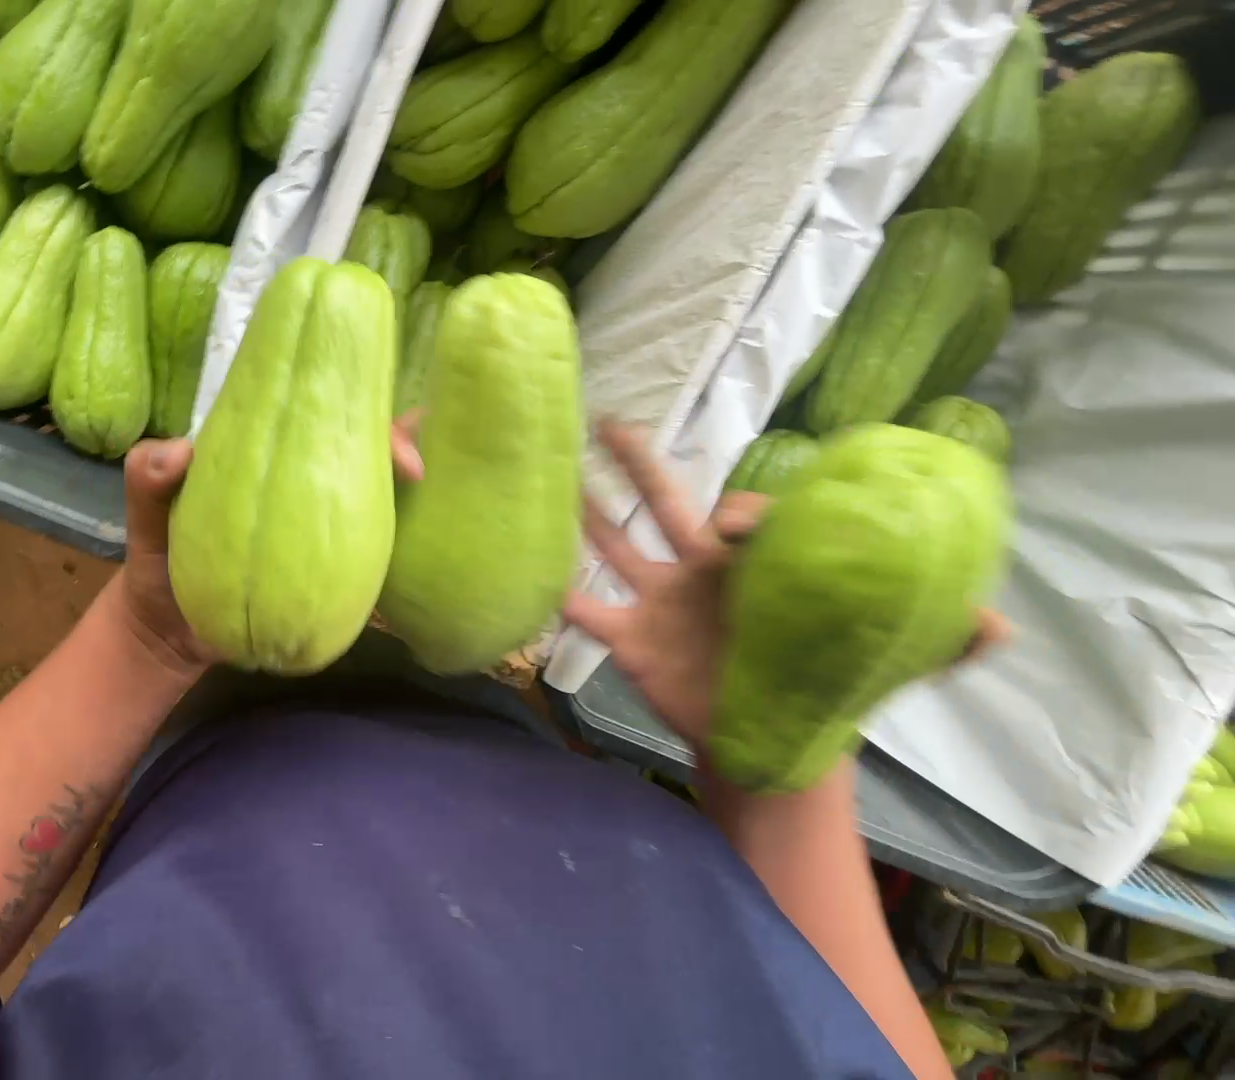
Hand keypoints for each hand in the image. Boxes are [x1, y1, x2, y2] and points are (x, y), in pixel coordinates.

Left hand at [116, 415, 430, 677]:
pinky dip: (387, 535)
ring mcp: (308, 525)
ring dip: (395, 485)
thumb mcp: (141, 515)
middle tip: (414, 461)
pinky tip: (412, 537)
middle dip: (386, 441)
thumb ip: (146, 479)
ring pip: (362, 490)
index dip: (339, 403)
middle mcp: (289, 479)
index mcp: (254, 451)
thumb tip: (183, 453)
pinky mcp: (319, 566)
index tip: (360, 427)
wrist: (167, 631)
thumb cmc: (155, 562)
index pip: (304, 412)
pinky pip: (358, 543)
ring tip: (427, 480)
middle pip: (344, 445)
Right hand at [562, 422, 1010, 749]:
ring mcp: (656, 602)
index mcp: (752, 565)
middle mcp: (696, 570)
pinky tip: (524, 572)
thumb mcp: (886, 660)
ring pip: (611, 545)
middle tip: (605, 422)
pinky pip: (581, 610)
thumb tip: (999, 623)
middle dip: (636, 464)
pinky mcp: (627, 640)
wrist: (768, 746)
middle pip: (660, 504)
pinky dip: (553, 593)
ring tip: (548, 480)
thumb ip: (937, 639)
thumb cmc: (820, 690)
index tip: (731, 527)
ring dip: (582, 514)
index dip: (736, 510)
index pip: (737, 513)